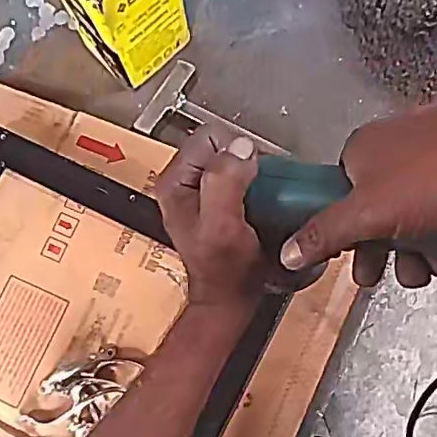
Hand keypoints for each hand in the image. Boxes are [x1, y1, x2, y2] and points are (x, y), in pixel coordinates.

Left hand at [158, 127, 273, 310]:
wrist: (231, 299)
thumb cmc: (225, 271)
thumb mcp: (222, 225)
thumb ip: (224, 182)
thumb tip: (239, 148)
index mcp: (174, 183)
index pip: (209, 137)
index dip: (236, 152)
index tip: (251, 178)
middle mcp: (185, 184)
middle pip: (223, 148)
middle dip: (247, 163)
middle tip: (258, 191)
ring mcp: (203, 195)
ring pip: (234, 163)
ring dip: (254, 175)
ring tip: (261, 199)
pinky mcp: (220, 205)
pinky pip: (242, 180)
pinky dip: (256, 187)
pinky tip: (262, 204)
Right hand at [278, 94, 436, 286]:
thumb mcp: (371, 214)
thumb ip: (325, 234)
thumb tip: (289, 251)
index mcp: (364, 149)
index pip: (337, 198)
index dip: (344, 235)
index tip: (355, 262)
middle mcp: (397, 148)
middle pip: (379, 213)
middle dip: (389, 251)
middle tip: (397, 274)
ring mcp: (436, 158)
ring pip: (417, 217)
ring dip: (424, 250)